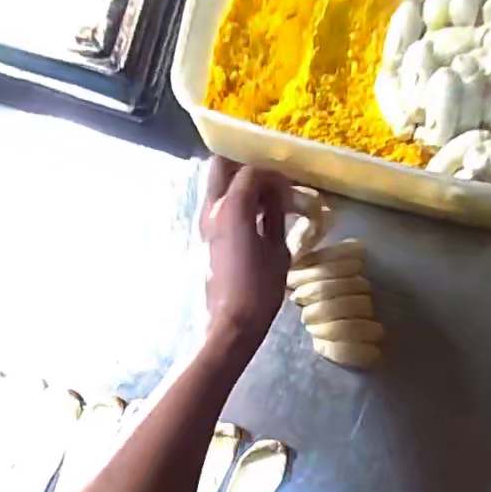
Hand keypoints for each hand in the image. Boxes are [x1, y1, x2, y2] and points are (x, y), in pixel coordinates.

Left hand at [200, 158, 289, 349]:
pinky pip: (215, 208)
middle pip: (222, 166)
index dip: (274, 177)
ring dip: (237, 187)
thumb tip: (277, 196)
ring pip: (215, 187)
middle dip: (245, 169)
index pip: (252, 171)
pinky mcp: (201, 240)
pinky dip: (231, 206)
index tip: (289, 190)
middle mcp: (211, 209)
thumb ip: (276, 216)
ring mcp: (202, 224)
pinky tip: (251, 224)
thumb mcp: (277, 251)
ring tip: (262, 206)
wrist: (229, 324)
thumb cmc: (259, 291)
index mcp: (233, 207)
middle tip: (268, 185)